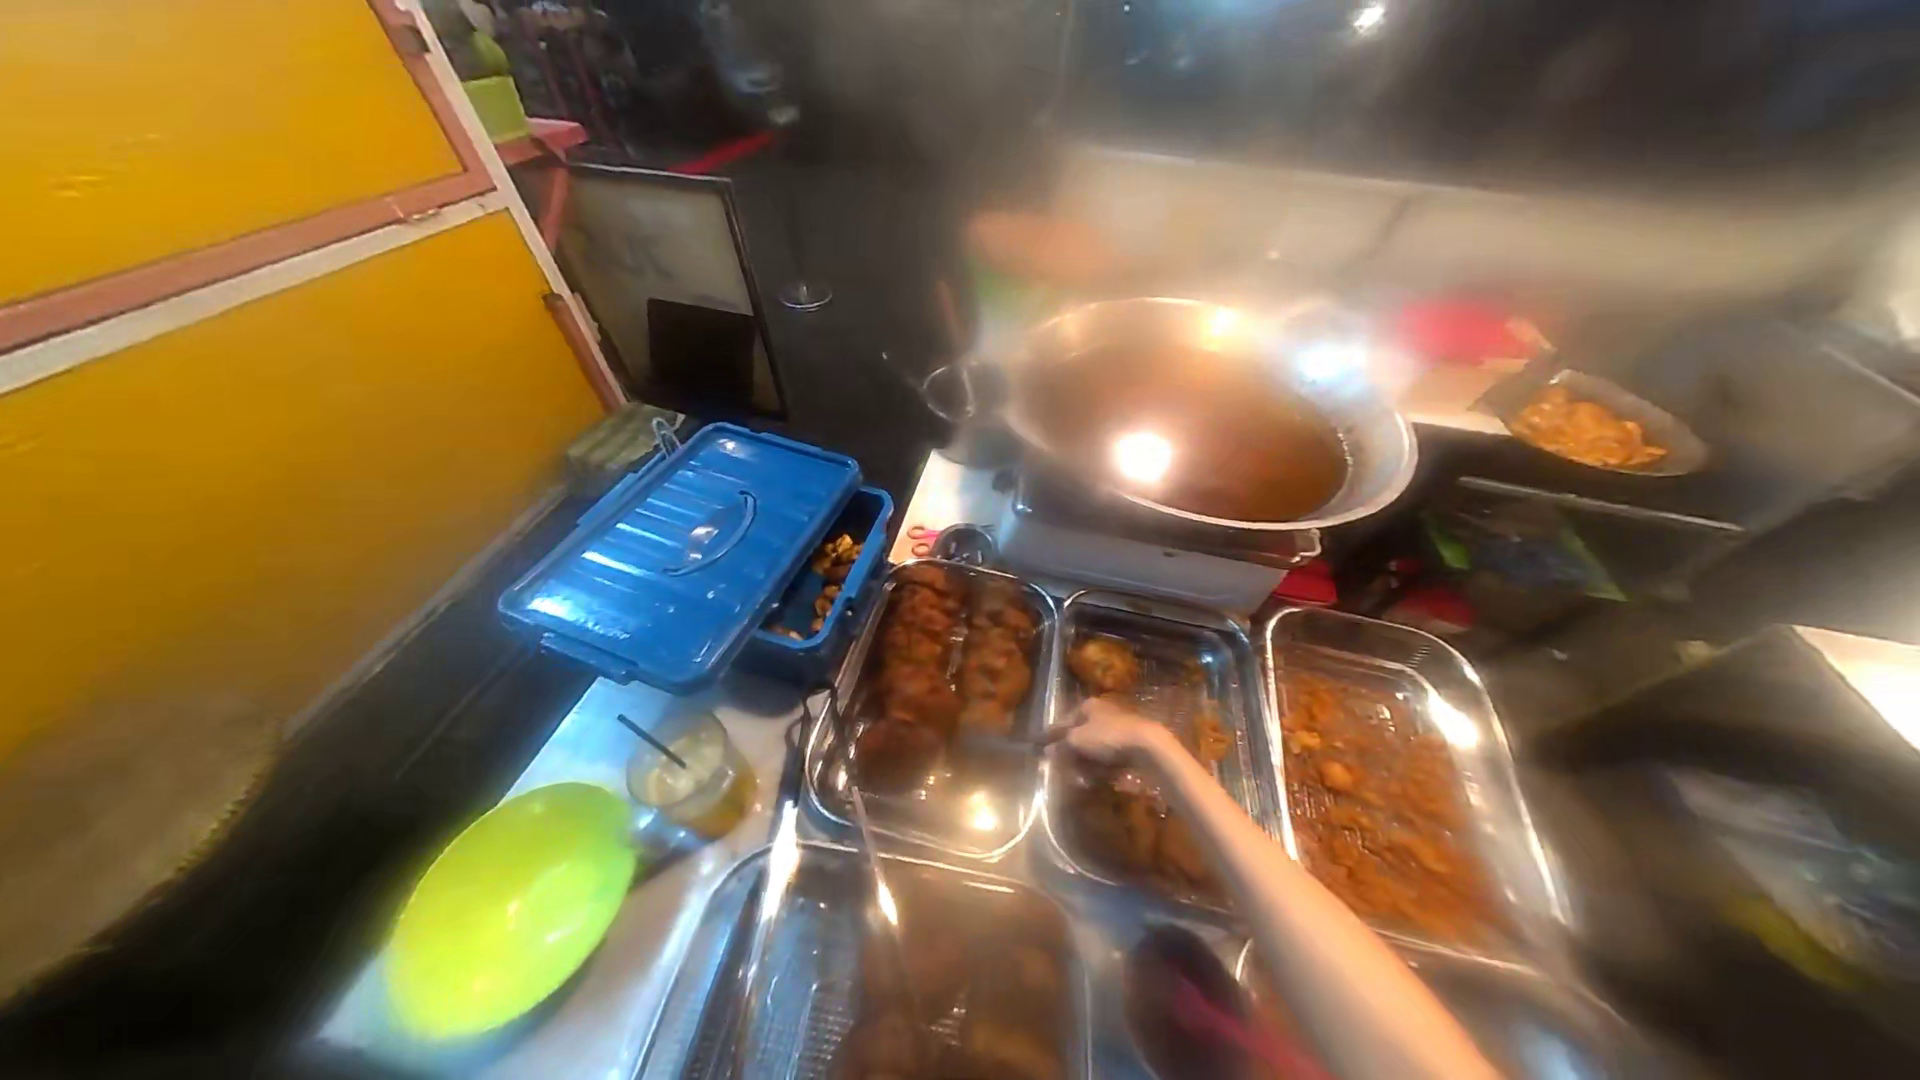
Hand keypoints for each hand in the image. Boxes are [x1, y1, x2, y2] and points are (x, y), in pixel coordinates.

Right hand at [1056, 696, 1177, 766]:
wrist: (1147, 746)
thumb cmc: (1107, 737)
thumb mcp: (1078, 741)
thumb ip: (1061, 746)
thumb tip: (1048, 752)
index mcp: (1087, 706)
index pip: (1062, 722)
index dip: (1050, 736)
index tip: (1038, 746)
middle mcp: (1101, 714)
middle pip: (1078, 737)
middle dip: (1071, 756)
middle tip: (1064, 770)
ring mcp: (1116, 729)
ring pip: (1093, 749)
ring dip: (1085, 764)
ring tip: (1083, 778)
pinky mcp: (1128, 745)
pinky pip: (1108, 757)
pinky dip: (1101, 767)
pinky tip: (1099, 777)